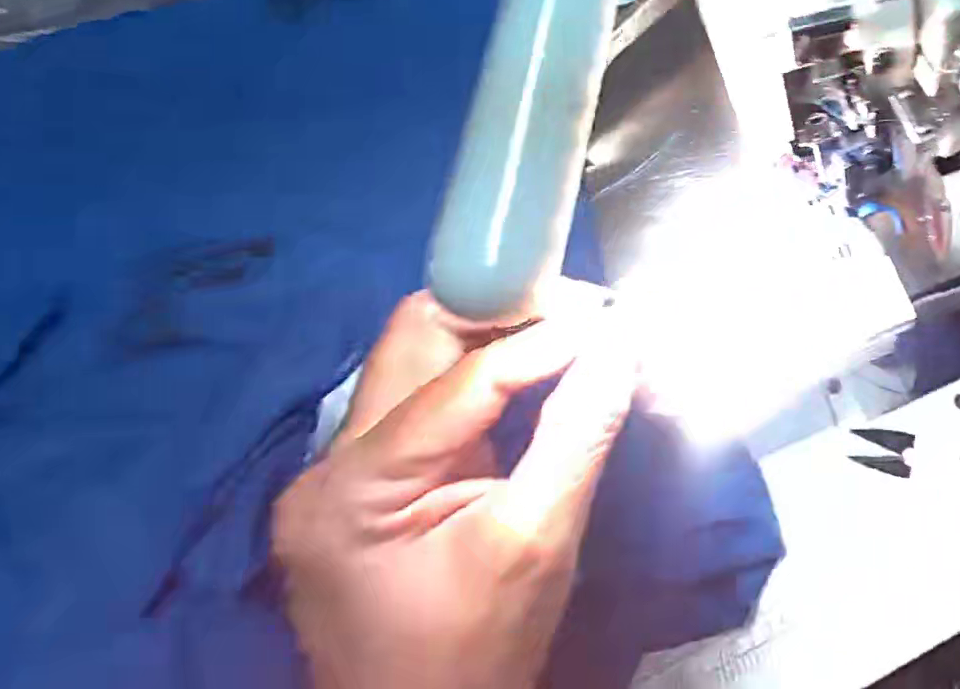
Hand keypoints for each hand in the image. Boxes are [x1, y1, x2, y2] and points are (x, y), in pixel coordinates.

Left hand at [272, 284, 636, 688]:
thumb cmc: (479, 651)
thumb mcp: (538, 541)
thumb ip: (579, 432)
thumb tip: (623, 344)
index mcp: (355, 487)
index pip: (464, 377)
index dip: (546, 340)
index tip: (613, 323)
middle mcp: (337, 459)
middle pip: (422, 333)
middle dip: (509, 309)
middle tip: (584, 315)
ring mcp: (355, 460)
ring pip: (429, 346)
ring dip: (504, 328)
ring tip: (573, 331)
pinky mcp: (386, 465)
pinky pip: (443, 380)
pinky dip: (499, 359)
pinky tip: (545, 362)